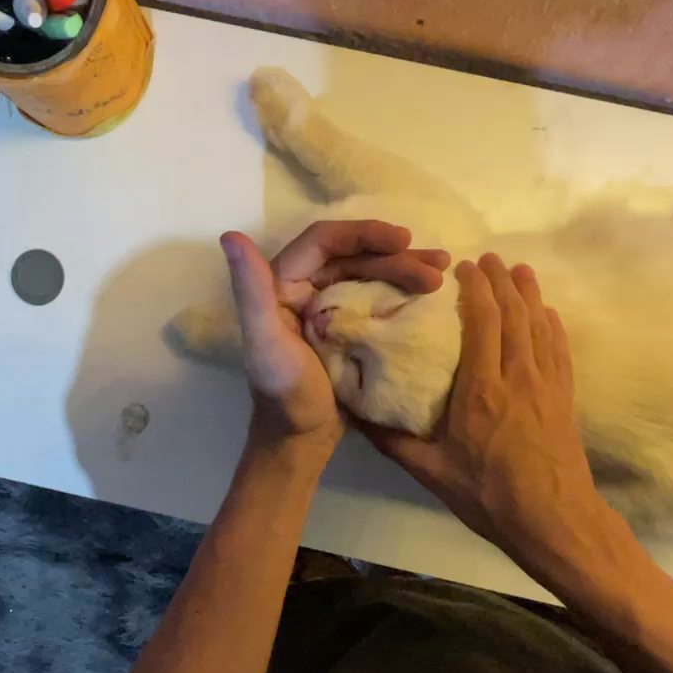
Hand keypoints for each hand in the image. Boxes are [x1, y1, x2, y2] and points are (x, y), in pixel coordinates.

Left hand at [220, 221, 448, 456]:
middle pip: (355, 256)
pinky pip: (380, 297)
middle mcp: (305, 289)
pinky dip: (405, 292)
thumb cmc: (284, 394)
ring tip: (443, 273)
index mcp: (282, 284)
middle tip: (435, 271)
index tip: (402, 240)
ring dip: (407, 269)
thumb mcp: (266, 343)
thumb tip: (229, 236)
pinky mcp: (350, 327)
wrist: (304, 439)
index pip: (324, 242)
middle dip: (396, 256)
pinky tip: (435, 293)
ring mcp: (330, 308)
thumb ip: (251, 291)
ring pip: (371, 274)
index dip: (363, 233)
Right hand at [364, 254, 633, 572]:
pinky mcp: (564, 398)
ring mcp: (547, 385)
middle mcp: (517, 377)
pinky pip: (559, 348)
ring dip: (529, 293)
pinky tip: (547, 312)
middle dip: (501, 280)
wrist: (553, 521)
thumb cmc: (487, 495)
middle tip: (487, 258)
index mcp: (481, 390)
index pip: (483, 322)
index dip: (475, 288)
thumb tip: (353, 412)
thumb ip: (391, 440)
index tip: (463, 266)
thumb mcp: (429, 472)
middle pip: (514, 314)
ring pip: (540, 324)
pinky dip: (552, 323)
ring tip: (518, 270)